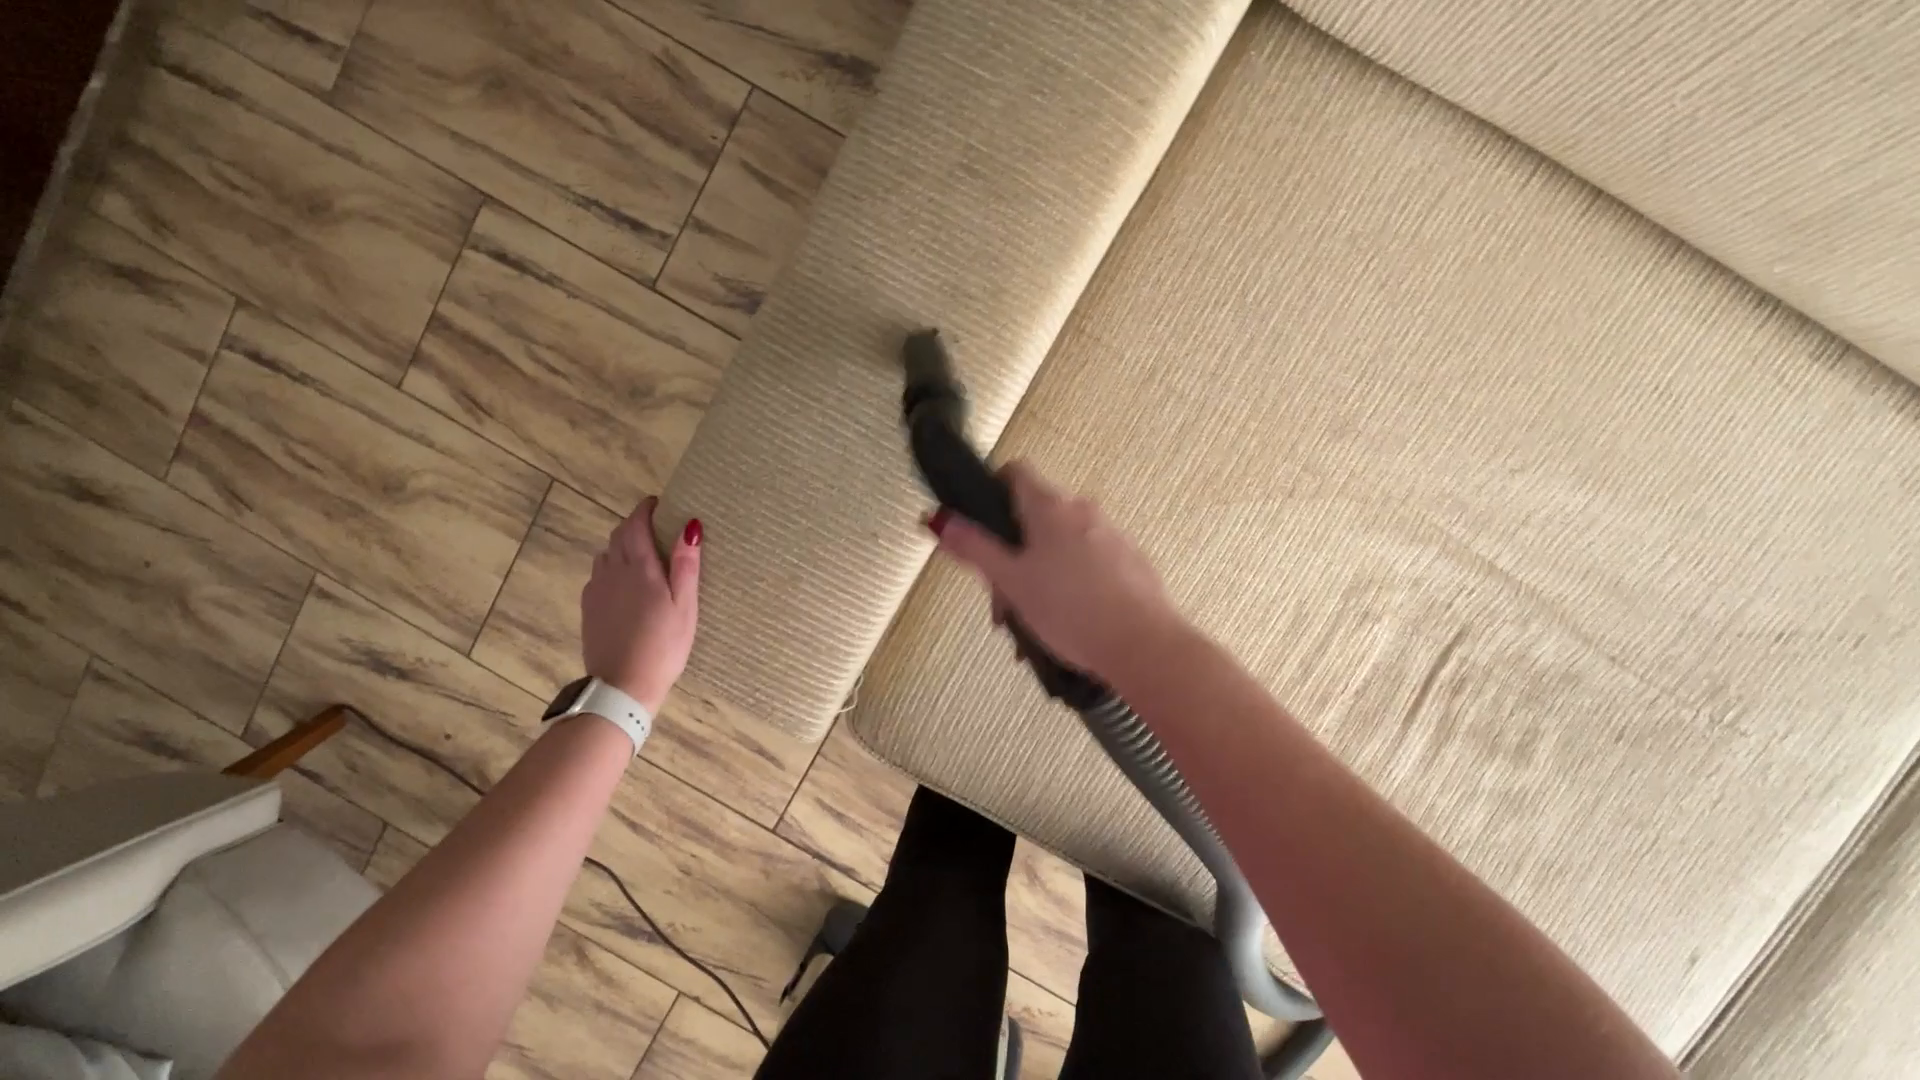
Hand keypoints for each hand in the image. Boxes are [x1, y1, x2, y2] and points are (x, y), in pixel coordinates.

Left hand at [581, 497, 700, 712]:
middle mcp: (612, 572)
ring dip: (621, 546)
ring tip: (641, 555)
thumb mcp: (685, 606)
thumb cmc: (663, 646)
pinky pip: (598, 576)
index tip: (657, 504)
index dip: (644, 510)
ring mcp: (596, 591)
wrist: (622, 685)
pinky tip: (624, 585)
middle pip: (617, 537)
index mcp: (639, 568)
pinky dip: (611, 568)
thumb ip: (685, 565)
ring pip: (605, 555)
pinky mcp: (589, 609)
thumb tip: (690, 525)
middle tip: (653, 527)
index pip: (634, 525)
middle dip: (633, 525)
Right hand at [928, 463, 1183, 678]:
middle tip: (1001, 602)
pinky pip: (1089, 565)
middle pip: (1034, 517)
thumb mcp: (1010, 581)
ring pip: (1061, 545)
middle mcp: (1084, 511)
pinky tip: (1066, 625)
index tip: (979, 524)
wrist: (1144, 647)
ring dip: (1038, 575)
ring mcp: (1112, 535)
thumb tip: (934, 517)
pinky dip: (1070, 585)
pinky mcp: (1132, 563)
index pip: (1015, 472)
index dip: (990, 489)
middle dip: (1011, 555)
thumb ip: (972, 548)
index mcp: (1051, 507)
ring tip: (1031, 624)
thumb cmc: (1071, 611)